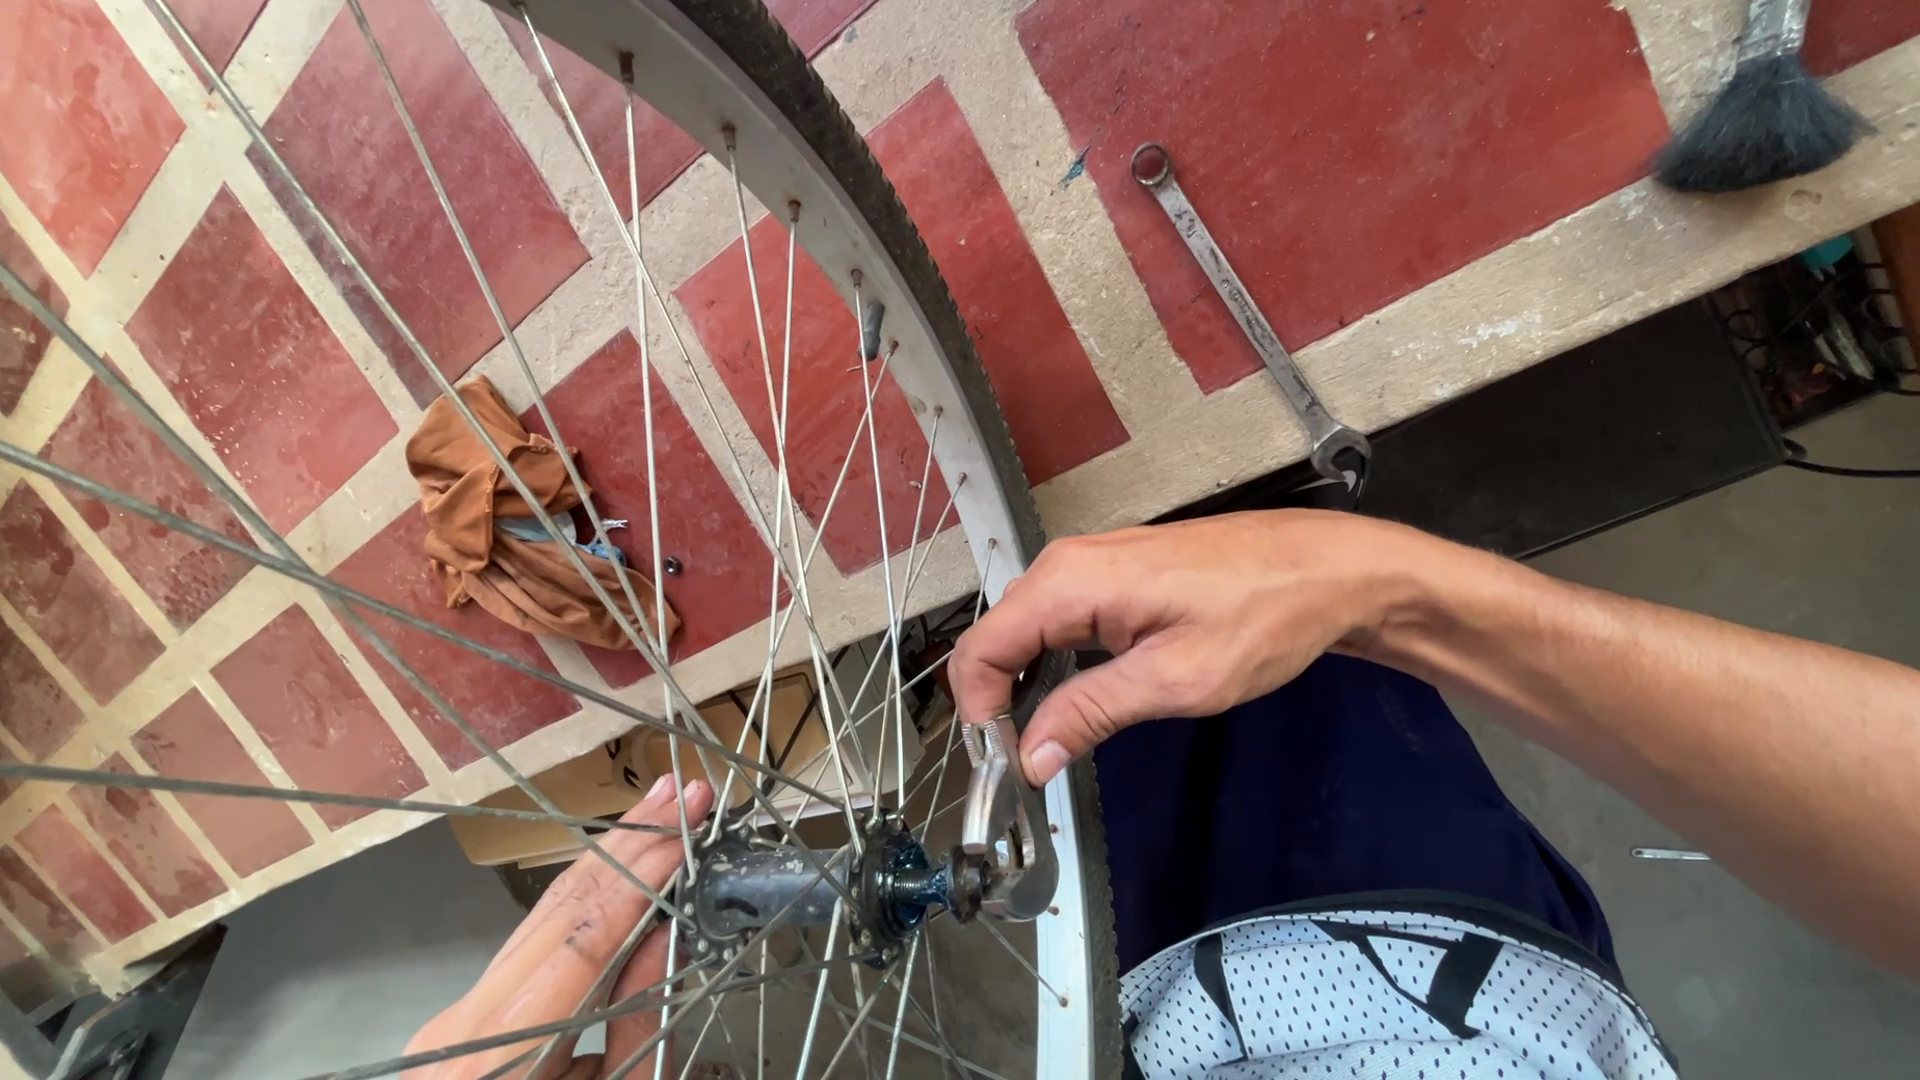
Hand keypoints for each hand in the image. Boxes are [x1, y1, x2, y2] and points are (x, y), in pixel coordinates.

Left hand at [404, 776, 714, 1078]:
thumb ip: (641, 1027)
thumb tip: (668, 932)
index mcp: (489, 1065)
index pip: (580, 939)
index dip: (643, 870)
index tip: (690, 815)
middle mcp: (460, 1027)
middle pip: (559, 910)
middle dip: (631, 841)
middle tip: (685, 788)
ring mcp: (460, 1016)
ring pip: (547, 915)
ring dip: (615, 856)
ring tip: (664, 804)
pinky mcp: (472, 1014)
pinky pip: (541, 941)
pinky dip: (592, 896)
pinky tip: (627, 857)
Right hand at [949, 510, 1433, 784]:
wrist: (1327, 568)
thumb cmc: (1259, 618)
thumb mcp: (1175, 679)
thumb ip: (1090, 713)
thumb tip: (1030, 758)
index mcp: (1067, 583)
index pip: (981, 648)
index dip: (978, 709)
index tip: (1005, 761)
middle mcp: (1063, 564)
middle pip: (997, 637)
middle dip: (999, 699)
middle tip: (1031, 757)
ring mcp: (1086, 563)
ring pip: (1023, 629)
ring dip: (1024, 682)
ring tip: (1054, 732)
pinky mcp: (1109, 572)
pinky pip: (1055, 618)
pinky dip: (1051, 660)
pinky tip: (1076, 692)